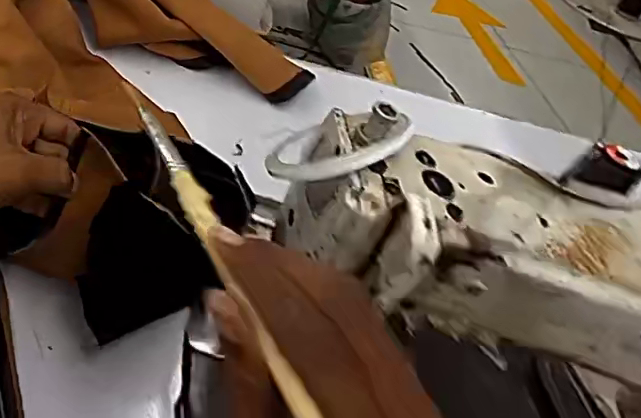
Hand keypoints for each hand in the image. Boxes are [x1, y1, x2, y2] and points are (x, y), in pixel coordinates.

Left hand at [0, 97, 81, 237]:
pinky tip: (42, 216)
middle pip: (48, 147)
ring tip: (63, 208)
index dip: (77, 146)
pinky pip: (17, 185)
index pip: (60, 124)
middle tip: (79, 195)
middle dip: (62, 170)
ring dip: (47, 188)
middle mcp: (6, 127)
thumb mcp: (21, 170)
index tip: (94, 170)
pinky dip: (30, 199)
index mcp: (15, 111)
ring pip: (33, 169)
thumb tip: (74, 180)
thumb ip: (56, 173)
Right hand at [205, 228, 440, 417]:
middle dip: (279, 264)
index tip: (219, 240)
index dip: (260, 279)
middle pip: (345, 306)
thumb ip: (247, 386)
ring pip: (359, 306)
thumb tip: (223, 302)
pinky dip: (323, 298)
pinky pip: (368, 324)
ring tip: (251, 261)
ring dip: (299, 274)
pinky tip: (289, 292)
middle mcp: (407, 409)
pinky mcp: (418, 394)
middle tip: (229, 242)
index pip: (313, 336)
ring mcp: (421, 401)